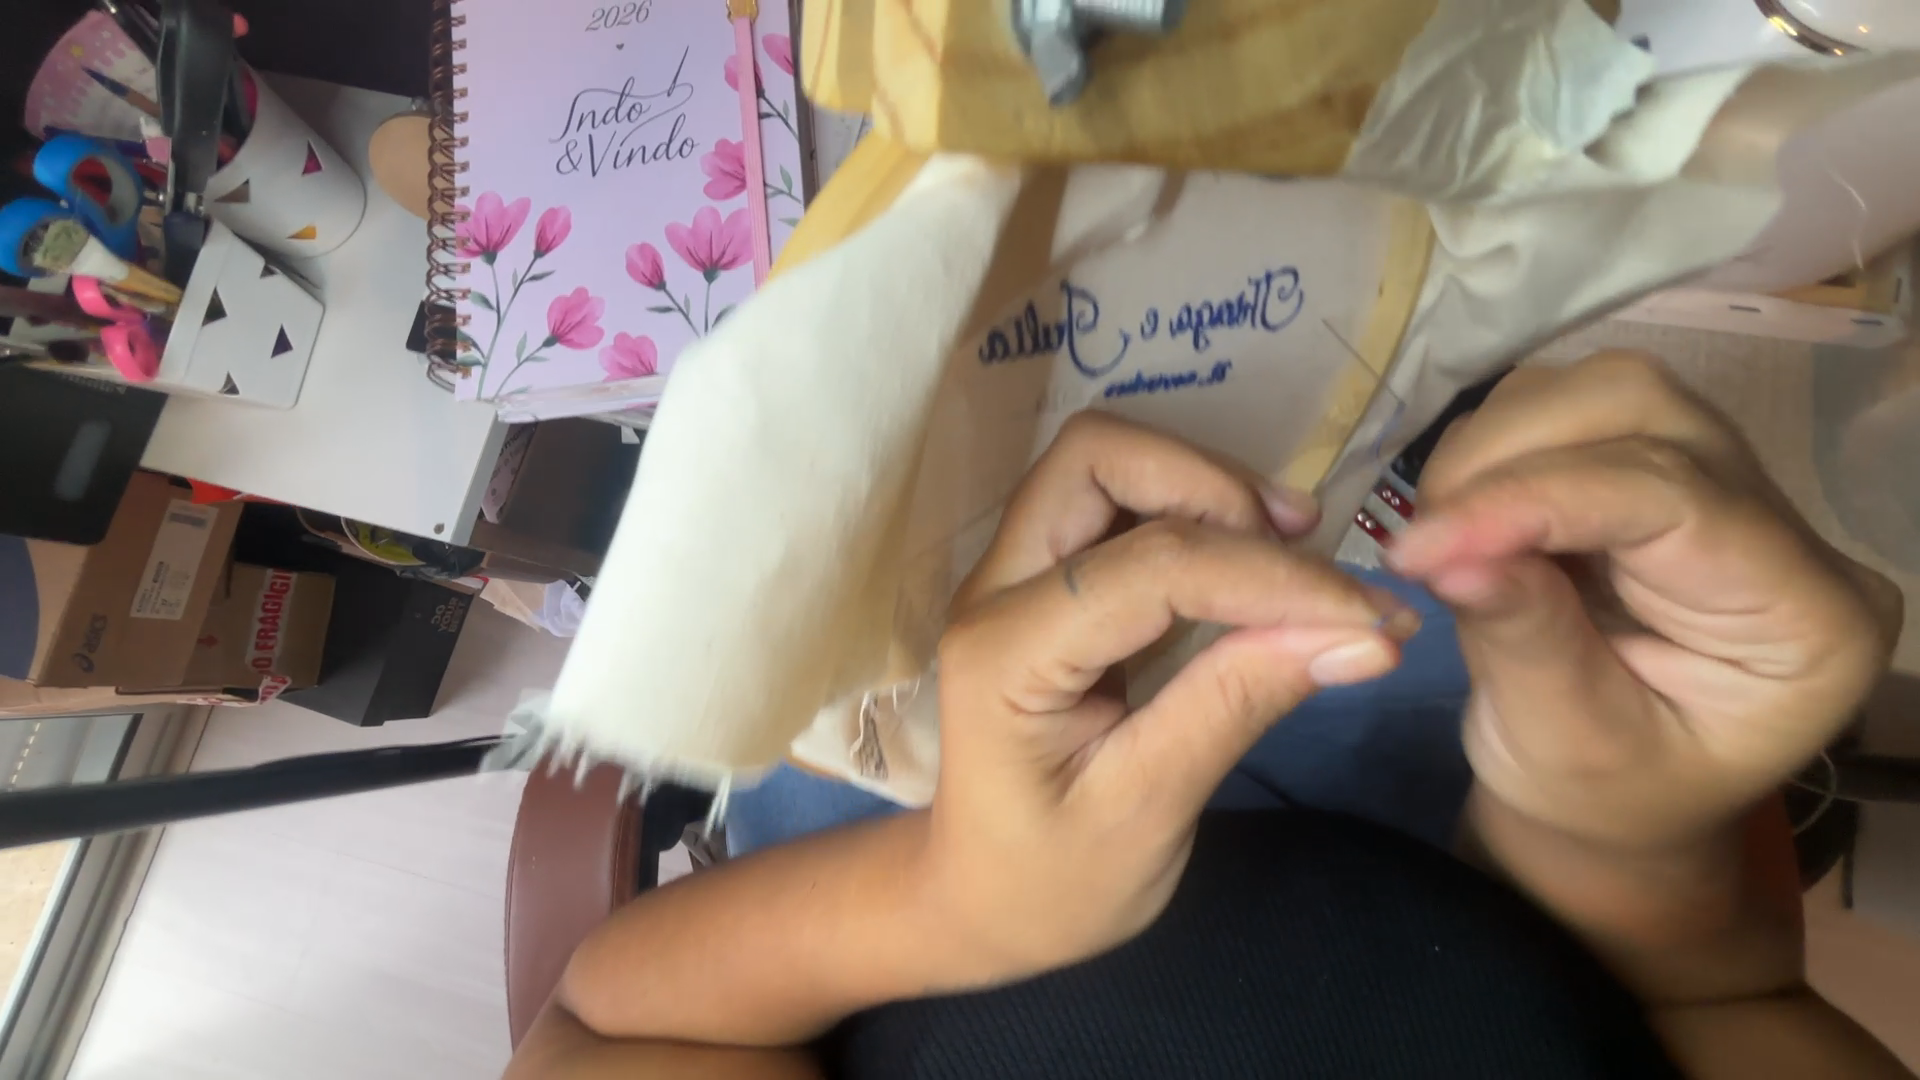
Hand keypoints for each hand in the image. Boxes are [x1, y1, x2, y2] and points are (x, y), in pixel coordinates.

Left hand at [918, 412, 1419, 987]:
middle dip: (1208, 483)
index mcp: (1004, 653)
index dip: (1268, 577)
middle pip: (1094, 457)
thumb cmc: (1047, 880)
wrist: (976, 891)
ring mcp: (1009, 576)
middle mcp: (992, 589)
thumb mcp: (1147, 814)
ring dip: (1201, 484)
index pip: (1147, 566)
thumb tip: (1361, 632)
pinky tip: (1248, 552)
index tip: (1368, 616)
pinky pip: (1112, 503)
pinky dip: (1188, 507)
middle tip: (1298, 550)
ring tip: (1289, 543)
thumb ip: (1237, 705)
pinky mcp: (1041, 582)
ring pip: (1101, 463)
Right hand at [1389, 352, 1899, 850]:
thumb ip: (1520, 638)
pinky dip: (1485, 449)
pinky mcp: (1634, 478)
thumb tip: (1442, 553)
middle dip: (1506, 455)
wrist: (1605, 795)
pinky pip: (1554, 413)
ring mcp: (1704, 489)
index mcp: (1797, 615)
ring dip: (1489, 447)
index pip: (1668, 499)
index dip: (1527, 503)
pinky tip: (1463, 513)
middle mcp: (1771, 527)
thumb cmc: (1598, 792)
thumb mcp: (1561, 740)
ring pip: (1594, 392)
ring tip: (1441, 530)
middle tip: (1425, 537)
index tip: (1412, 549)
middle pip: (1639, 406)